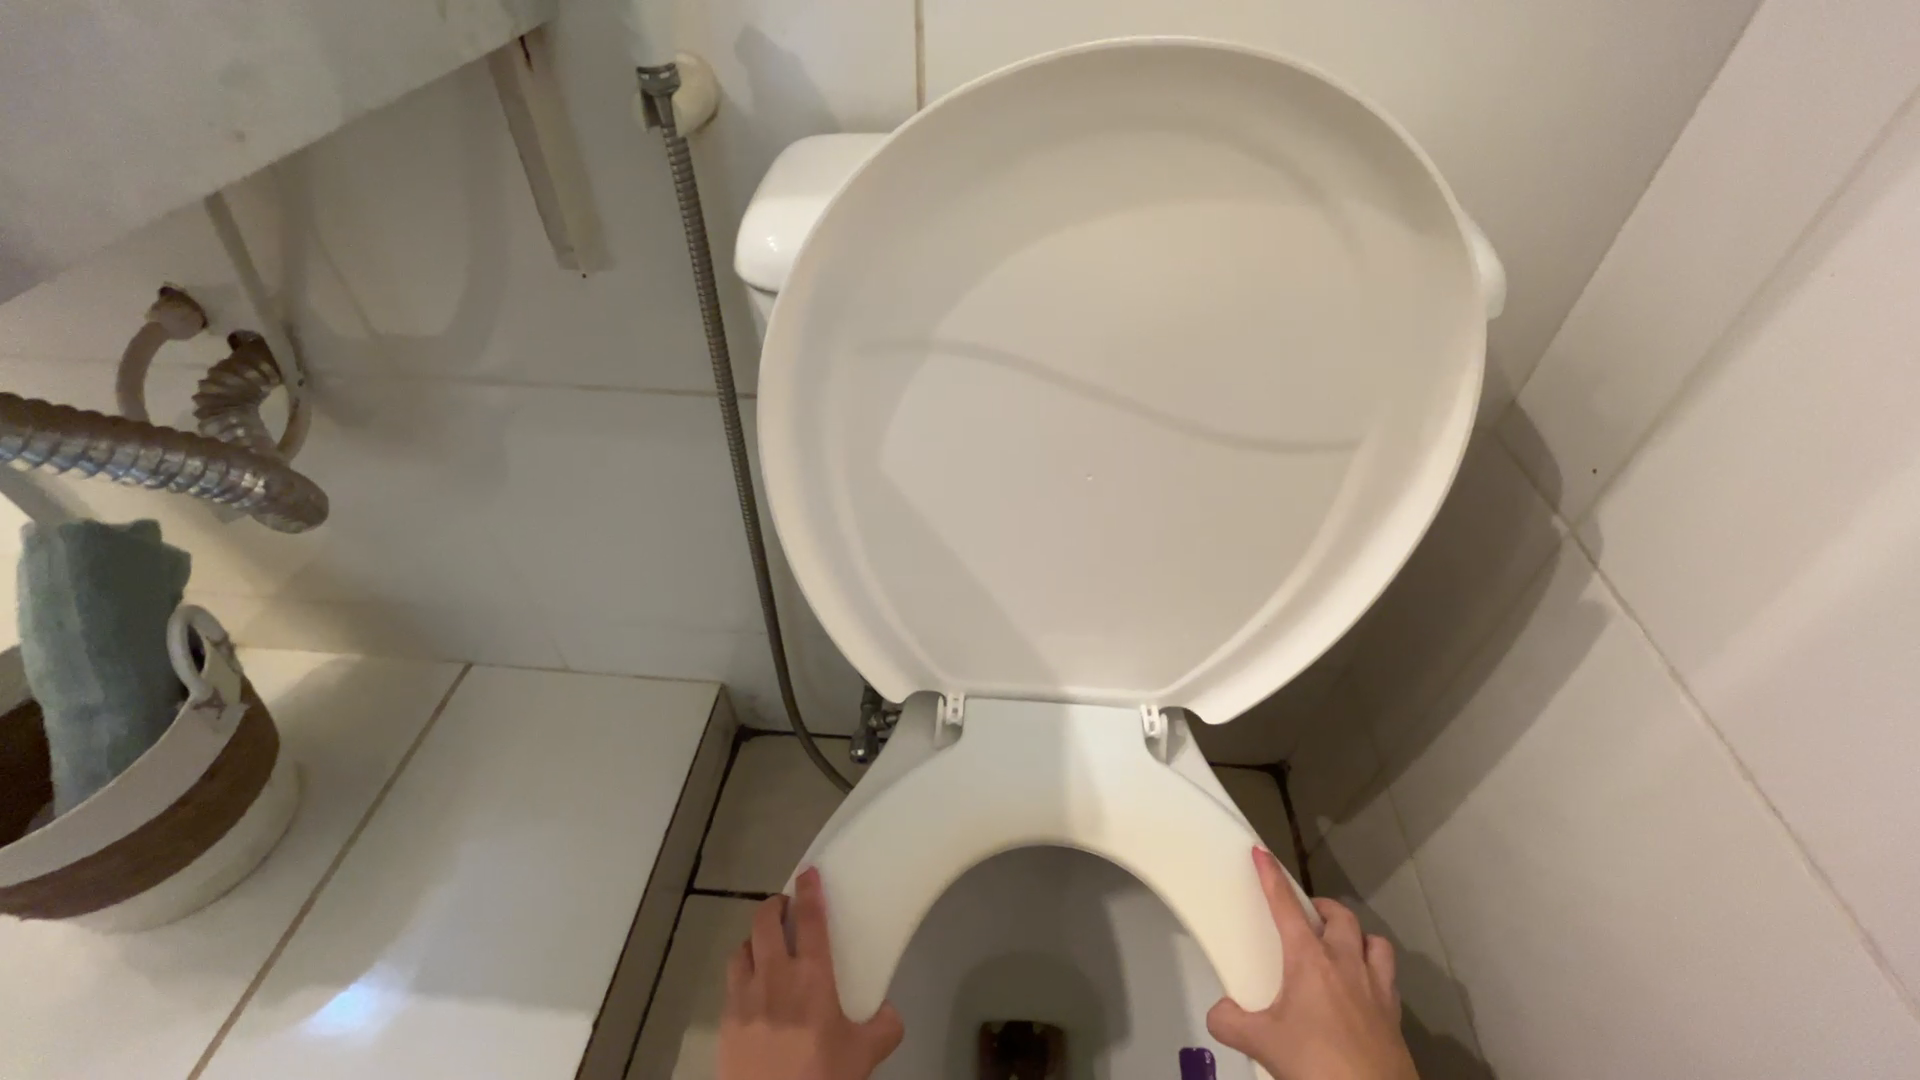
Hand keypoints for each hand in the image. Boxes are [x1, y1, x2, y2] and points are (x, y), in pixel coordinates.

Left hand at [718, 866, 905, 1079]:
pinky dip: (742, 974)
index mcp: (812, 977)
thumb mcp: (864, 1056)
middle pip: (765, 921)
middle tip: (786, 908)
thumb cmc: (821, 1078)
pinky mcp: (724, 1022)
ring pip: (742, 948)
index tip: (808, 872)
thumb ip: (883, 1027)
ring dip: (754, 940)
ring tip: (765, 947)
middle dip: (774, 906)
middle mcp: (775, 976)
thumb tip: (889, 1013)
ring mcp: (744, 997)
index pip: (810, 919)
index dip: (809, 890)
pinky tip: (752, 990)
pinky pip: (731, 983)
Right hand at [1206, 848, 1418, 1079]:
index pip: (1286, 906)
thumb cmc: (1316, 1064)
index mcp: (1310, 960)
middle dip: (1322, 908)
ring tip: (1341, 948)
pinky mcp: (1395, 1016)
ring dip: (1357, 937)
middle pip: (1340, 916)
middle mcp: (1346, 964)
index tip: (1262, 853)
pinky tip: (1362, 990)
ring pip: (1375, 942)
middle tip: (1306, 917)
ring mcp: (1377, 989)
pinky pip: (1389, 979)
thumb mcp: (1261, 1043)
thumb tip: (1219, 1013)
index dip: (1272, 877)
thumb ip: (1231, 1022)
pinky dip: (1375, 973)